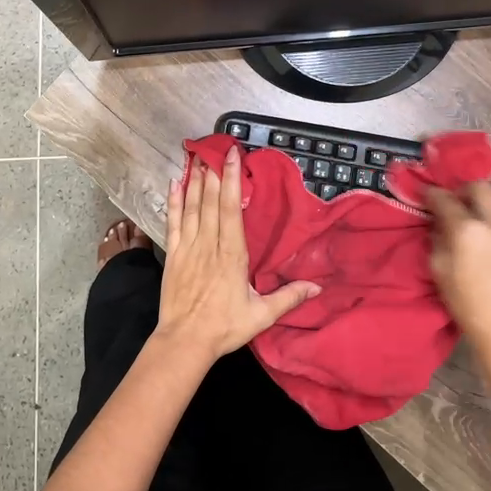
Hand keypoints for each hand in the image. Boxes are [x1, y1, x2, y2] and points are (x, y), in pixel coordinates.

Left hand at [156, 145, 320, 361]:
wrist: (185, 342)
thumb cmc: (225, 328)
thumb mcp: (261, 315)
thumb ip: (289, 297)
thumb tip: (317, 286)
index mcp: (232, 255)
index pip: (232, 209)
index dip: (232, 180)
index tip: (233, 157)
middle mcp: (210, 245)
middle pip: (212, 201)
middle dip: (214, 173)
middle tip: (215, 149)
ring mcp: (188, 248)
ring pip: (192, 207)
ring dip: (195, 181)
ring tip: (197, 158)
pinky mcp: (173, 255)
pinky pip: (173, 222)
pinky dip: (174, 201)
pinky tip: (174, 183)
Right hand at [427, 182, 490, 376]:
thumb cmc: (468, 307)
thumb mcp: (439, 272)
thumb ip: (437, 241)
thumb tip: (439, 226)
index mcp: (468, 229)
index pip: (445, 198)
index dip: (431, 193)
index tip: (423, 194)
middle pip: (479, 187)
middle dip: (462, 189)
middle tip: (449, 201)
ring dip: (478, 206)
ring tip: (466, 224)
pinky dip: (490, 225)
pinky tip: (483, 245)